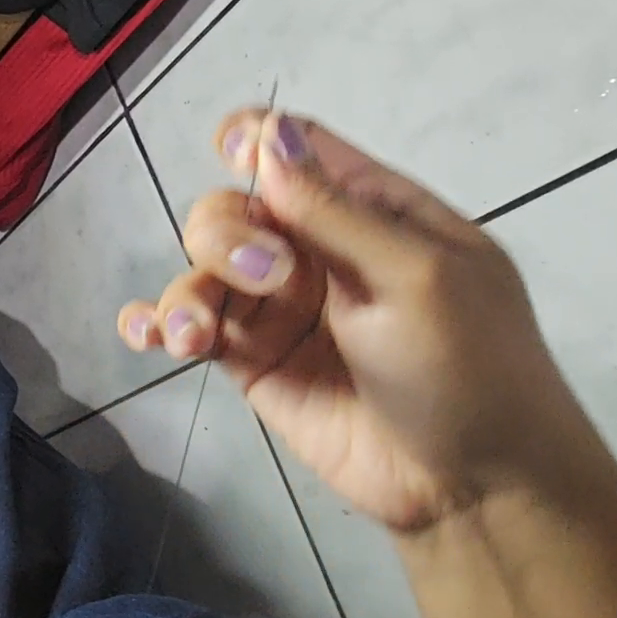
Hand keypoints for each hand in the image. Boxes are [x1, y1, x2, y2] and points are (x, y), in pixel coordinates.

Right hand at [117, 108, 598, 531]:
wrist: (463, 482)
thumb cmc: (467, 367)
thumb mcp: (416, 277)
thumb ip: (335, 212)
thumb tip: (270, 135)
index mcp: (369, 212)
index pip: (297, 152)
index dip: (255, 139)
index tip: (229, 152)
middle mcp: (311, 251)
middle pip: (229, 210)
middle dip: (226, 238)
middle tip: (266, 279)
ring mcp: (272, 306)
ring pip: (196, 270)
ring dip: (185, 292)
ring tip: (194, 337)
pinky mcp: (243, 356)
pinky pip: (183, 325)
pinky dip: (155, 324)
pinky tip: (149, 337)